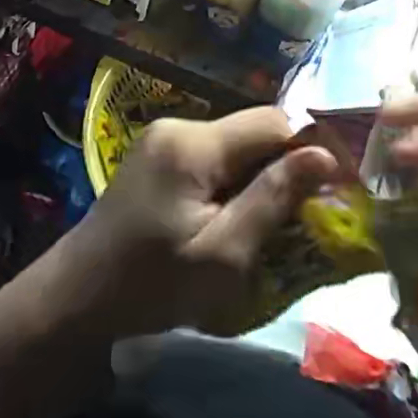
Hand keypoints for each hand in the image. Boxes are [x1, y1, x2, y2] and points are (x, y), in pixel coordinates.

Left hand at [56, 109, 337, 336]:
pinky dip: (232, 186)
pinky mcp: (156, 160)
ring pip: (234, 149)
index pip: (273, 122)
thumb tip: (326, 155)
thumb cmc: (153, 282)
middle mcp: (177, 127)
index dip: (310, 151)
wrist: (81, 295)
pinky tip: (236, 222)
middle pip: (253, 133)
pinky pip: (210, 161)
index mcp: (193, 143)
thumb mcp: (223, 252)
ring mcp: (162, 141)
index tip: (337, 193)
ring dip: (259, 181)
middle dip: (285, 170)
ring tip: (274, 227)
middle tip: (308, 220)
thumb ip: (274, 199)